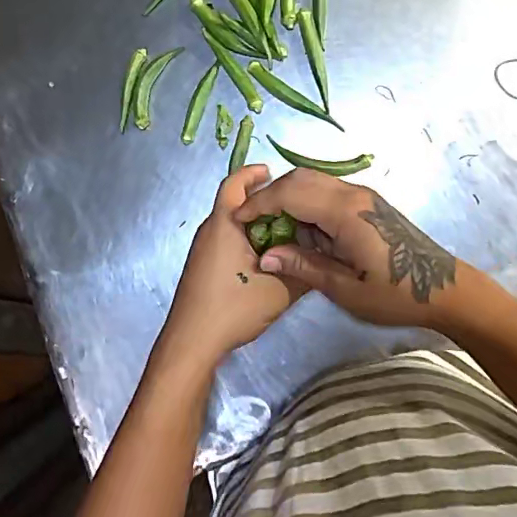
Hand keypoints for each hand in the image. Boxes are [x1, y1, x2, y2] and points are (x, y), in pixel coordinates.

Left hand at [157, 165, 303, 369]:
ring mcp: (205, 249)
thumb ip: (304, 269)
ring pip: (234, 223)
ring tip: (289, 229)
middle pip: (236, 202)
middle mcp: (211, 231)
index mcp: (225, 226)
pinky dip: (249, 238)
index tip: (275, 173)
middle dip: (263, 199)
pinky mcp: (205, 266)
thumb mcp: (280, 290)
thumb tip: (324, 253)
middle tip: (294, 205)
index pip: (235, 184)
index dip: (253, 174)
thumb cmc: (232, 309)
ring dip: (257, 222)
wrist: (192, 343)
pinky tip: (271, 255)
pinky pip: (229, 239)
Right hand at [234, 170, 464, 328]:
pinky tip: (302, 230)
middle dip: (271, 195)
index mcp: (346, 213)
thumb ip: (304, 267)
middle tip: (252, 222)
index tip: (238, 219)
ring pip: (315, 181)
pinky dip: (307, 203)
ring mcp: (363, 197)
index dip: (260, 203)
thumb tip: (266, 255)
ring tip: (273, 228)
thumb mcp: (346, 288)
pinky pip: (329, 192)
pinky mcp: (369, 204)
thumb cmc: (396, 295)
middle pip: (301, 179)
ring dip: (290, 197)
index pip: (291, 193)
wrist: (445, 288)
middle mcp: (353, 195)